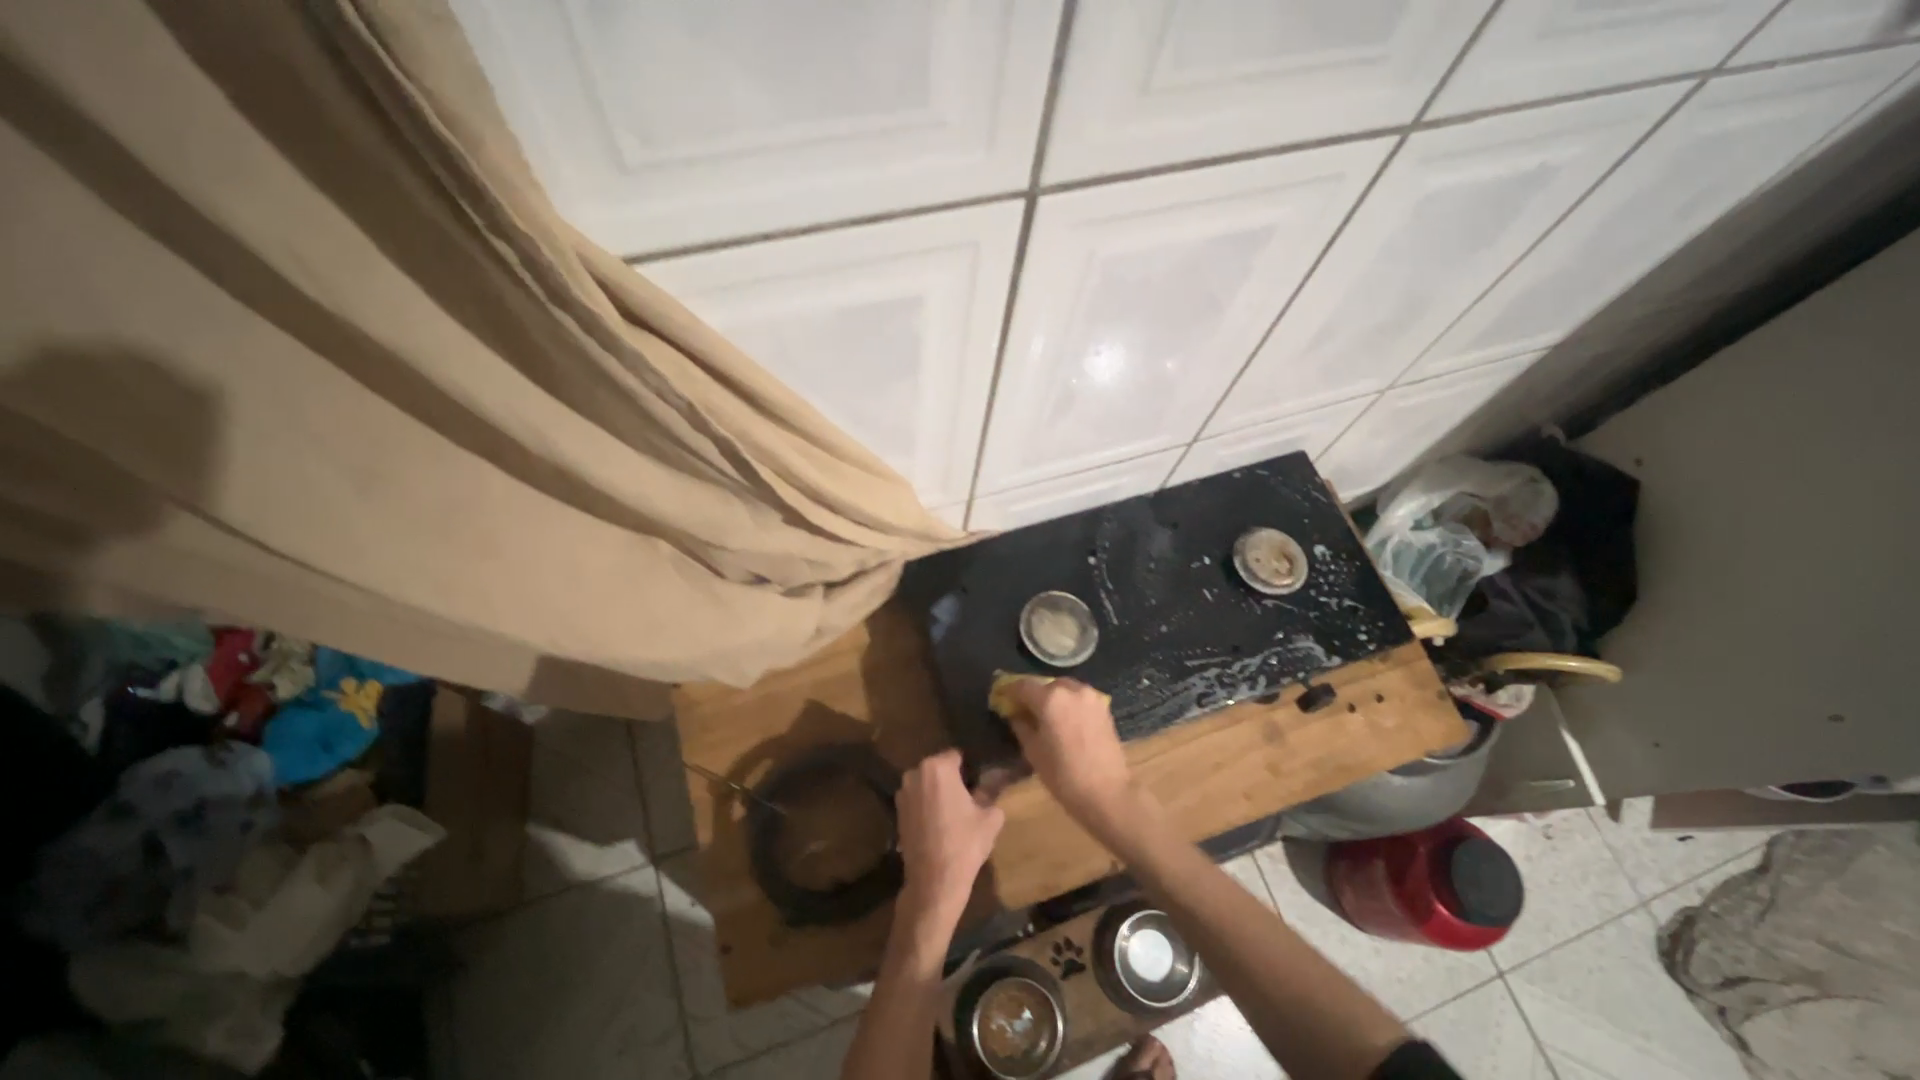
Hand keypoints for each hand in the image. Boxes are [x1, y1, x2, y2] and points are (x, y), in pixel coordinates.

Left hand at [894, 750, 1003, 926]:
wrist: (934, 880)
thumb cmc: (965, 843)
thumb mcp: (991, 816)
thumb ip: (991, 793)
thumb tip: (991, 784)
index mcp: (937, 768)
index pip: (957, 756)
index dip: (970, 769)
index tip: (980, 782)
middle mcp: (914, 774)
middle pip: (939, 769)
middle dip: (952, 780)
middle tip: (969, 798)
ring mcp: (902, 794)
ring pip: (926, 786)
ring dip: (938, 793)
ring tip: (955, 813)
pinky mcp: (896, 813)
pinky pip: (917, 801)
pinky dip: (927, 807)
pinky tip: (940, 825)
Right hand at [1007, 678, 1135, 826]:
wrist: (1106, 793)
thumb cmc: (1063, 775)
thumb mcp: (1033, 751)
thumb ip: (1021, 725)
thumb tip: (1015, 714)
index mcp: (1050, 699)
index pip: (1023, 685)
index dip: (1009, 690)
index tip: (1002, 698)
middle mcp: (1072, 690)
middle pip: (1046, 684)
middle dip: (1033, 694)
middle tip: (1024, 710)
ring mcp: (1091, 697)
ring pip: (1065, 689)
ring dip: (1053, 697)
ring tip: (1046, 716)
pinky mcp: (1105, 708)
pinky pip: (1080, 698)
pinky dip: (1069, 704)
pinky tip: (1065, 721)